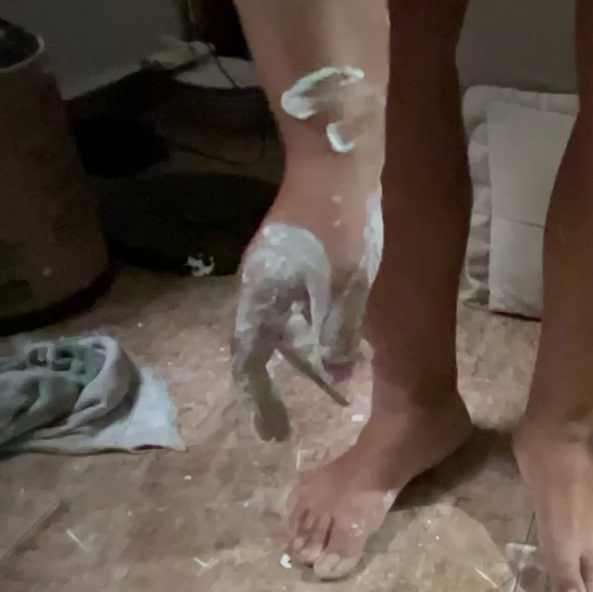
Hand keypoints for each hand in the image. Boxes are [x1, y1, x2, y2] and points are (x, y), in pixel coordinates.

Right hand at [230, 216, 377, 439]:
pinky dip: (317, 324)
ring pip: (286, 322)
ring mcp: (278, 267)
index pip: (248, 362)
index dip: (259, 400)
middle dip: (290, 375)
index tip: (271, 433)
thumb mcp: (344, 290)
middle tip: (317, 401)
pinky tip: (344, 332)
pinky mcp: (297, 253)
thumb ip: (336, 335)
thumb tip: (336, 371)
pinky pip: (300, 302)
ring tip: (337, 376)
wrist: (341, 158)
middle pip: (266, 344)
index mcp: (261, 298)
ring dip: (306, 350)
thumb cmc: (341, 227)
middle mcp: (262, 286)